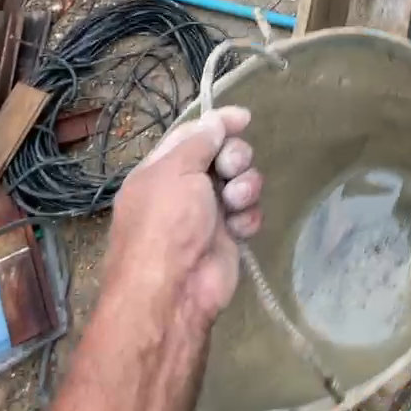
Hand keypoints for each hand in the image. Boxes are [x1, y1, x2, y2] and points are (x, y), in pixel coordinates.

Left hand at [106, 106, 262, 324]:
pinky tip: (239, 228)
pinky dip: (248, 217)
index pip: (193, 134)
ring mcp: (208, 214)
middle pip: (223, 154)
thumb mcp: (175, 171)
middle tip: (231, 169)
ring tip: (235, 203)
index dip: (218, 123)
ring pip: (241, 181)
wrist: (173, 292)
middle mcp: (184, 189)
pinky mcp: (229, 236)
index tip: (244, 118)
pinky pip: (249, 212)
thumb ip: (199, 141)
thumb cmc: (166, 225)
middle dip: (235, 157)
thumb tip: (215, 122)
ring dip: (244, 187)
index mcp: (161, 170)